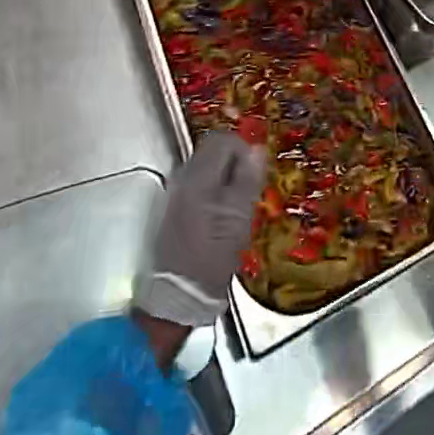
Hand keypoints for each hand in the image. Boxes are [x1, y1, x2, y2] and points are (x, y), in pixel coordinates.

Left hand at [135, 130, 268, 329]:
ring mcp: (177, 192)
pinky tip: (225, 215)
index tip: (257, 172)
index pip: (222, 140)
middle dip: (236, 163)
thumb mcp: (237, 218)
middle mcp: (183, 177)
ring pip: (207, 167)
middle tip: (252, 189)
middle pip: (213, 150)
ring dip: (227, 177)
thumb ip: (247, 180)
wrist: (178, 294)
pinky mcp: (176, 207)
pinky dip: (216, 190)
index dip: (244, 149)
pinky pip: (201, 183)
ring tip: (241, 205)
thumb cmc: (211, 256)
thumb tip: (257, 150)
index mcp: (198, 176)